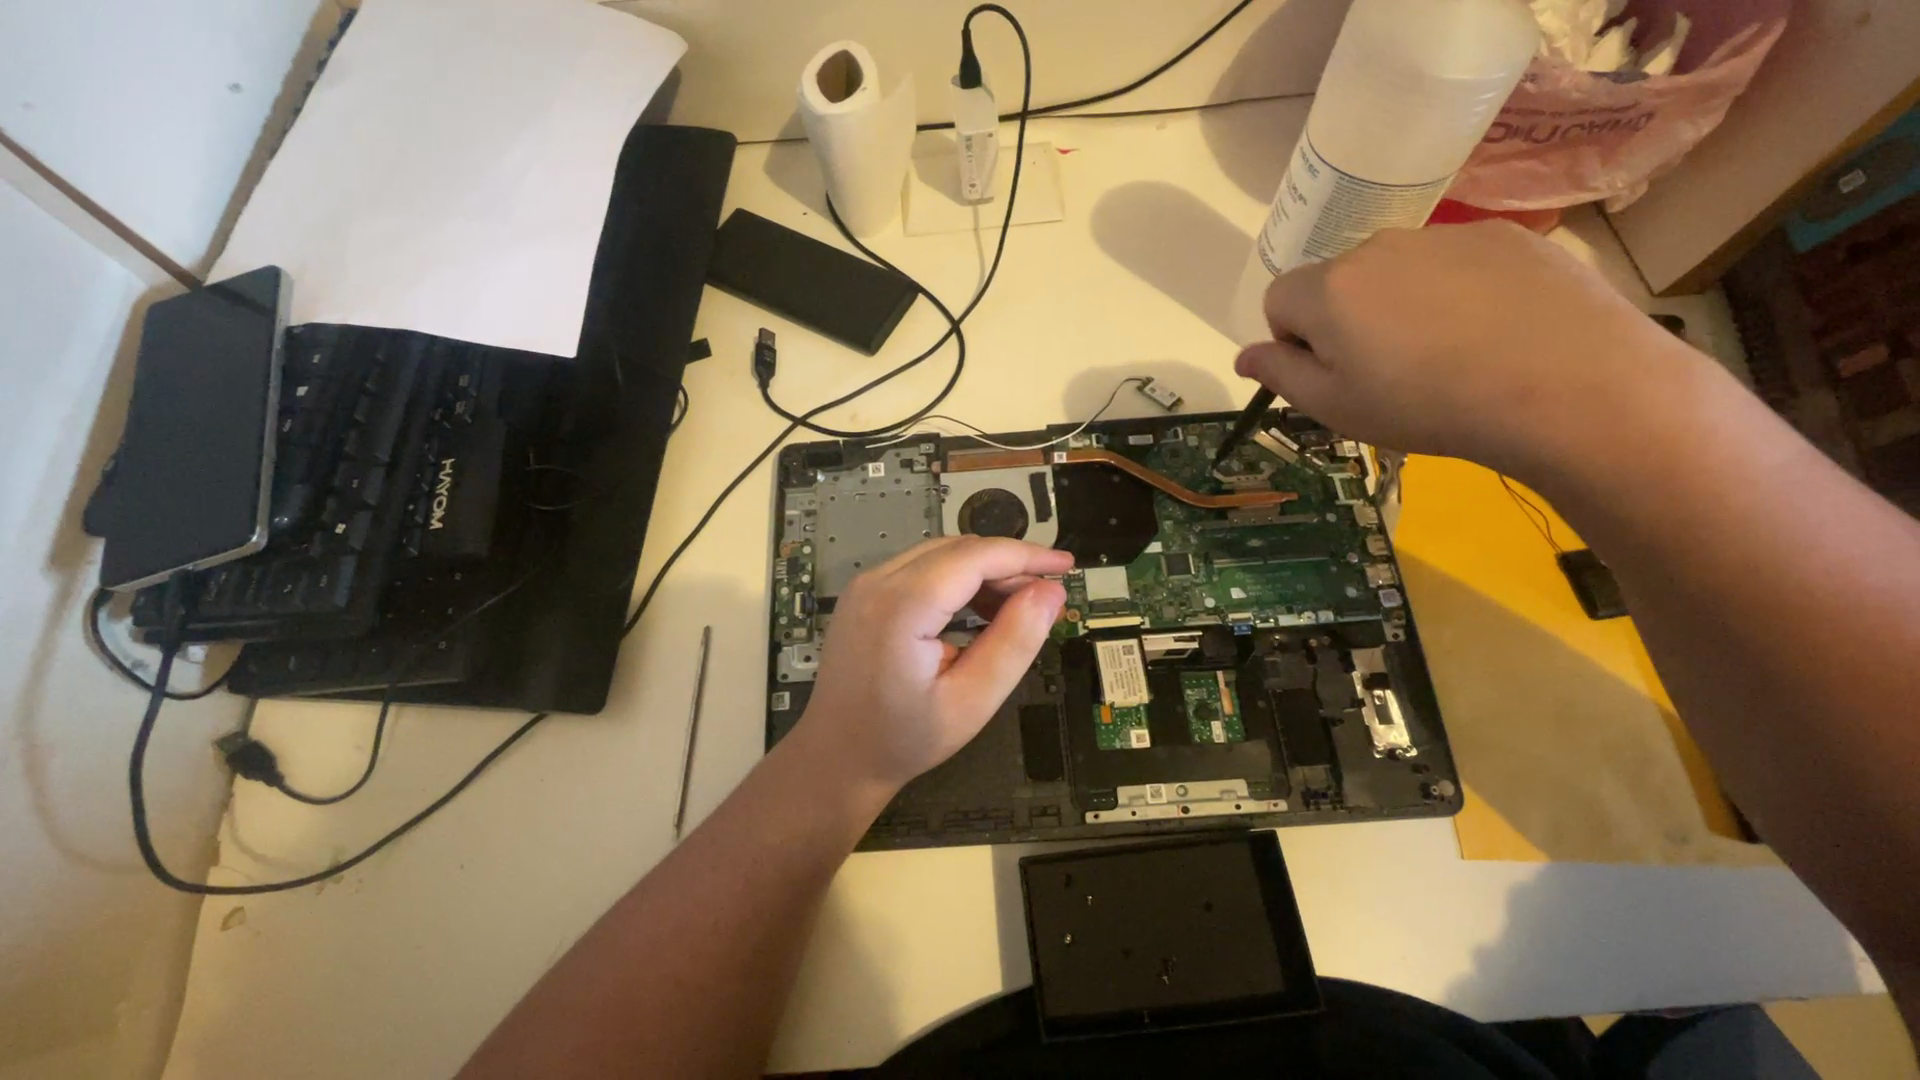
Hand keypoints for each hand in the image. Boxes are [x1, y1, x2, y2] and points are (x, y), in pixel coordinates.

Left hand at [792, 536, 1071, 795]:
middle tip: (1046, 597)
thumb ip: (1014, 642)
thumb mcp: (972, 701)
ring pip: (940, 554)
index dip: (1026, 555)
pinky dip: (956, 579)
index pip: (975, 557)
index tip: (1065, 565)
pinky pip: (920, 568)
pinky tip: (978, 611)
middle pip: (958, 549)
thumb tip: (1050, 593)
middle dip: (1008, 565)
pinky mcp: (864, 594)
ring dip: (984, 571)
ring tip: (1016, 609)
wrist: (838, 756)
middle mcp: (877, 583)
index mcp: (902, 607)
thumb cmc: (904, 738)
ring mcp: (865, 585)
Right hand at [1234, 221, 1710, 479]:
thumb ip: (1280, 375)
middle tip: (1389, 373)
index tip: (1331, 376)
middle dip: (1348, 320)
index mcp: (1328, 289)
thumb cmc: (1427, 406)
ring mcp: (1445, 235)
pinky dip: (1459, 293)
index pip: (1279, 300)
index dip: (1294, 341)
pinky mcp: (1506, 236)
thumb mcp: (1336, 408)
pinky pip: (1457, 264)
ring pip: (1399, 271)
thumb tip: (1242, 355)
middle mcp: (1377, 247)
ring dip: (1403, 305)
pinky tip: (1494, 334)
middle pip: (1338, 282)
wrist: (1566, 385)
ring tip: (1450, 356)